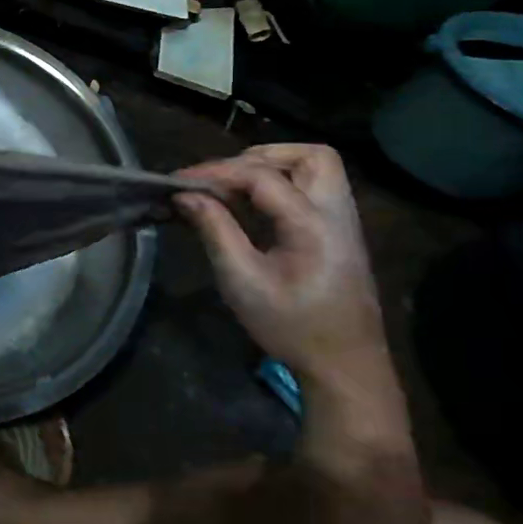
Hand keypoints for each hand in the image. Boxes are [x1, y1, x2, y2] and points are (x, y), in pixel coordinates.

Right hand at [174, 144, 388, 388]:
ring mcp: (343, 223)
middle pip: (310, 156)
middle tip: (220, 178)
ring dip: (272, 167)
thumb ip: (215, 230)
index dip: (216, 172)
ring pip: (317, 168)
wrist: (345, 367)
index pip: (261, 176)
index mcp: (313, 225)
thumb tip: (185, 195)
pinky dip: (280, 184)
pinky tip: (250, 206)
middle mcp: (336, 214)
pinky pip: (313, 189)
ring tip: (232, 187)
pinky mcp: (339, 233)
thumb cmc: (290, 326)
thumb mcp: (242, 280)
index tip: (177, 182)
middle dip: (258, 157)